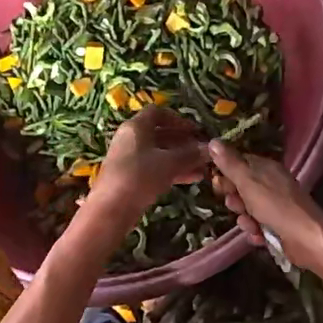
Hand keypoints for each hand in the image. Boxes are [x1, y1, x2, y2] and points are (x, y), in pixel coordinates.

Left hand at [90, 108, 205, 221]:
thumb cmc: (139, 176)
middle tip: (204, 151)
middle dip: (184, 142)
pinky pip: (156, 169)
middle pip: (160, 134)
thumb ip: (190, 154)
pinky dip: (173, 171)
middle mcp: (131, 139)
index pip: (157, 113)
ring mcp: (130, 160)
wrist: (111, 210)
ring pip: (160, 154)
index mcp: (136, 127)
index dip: (178, 120)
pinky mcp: (131, 178)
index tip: (195, 131)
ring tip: (204, 168)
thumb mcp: (169, 163)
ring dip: (182, 159)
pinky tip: (193, 179)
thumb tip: (210, 149)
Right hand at [207, 139, 322, 272]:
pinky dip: (256, 232)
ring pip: (249, 210)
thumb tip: (213, 141)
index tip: (215, 182)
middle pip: (243, 188)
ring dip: (245, 219)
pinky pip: (259, 226)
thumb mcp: (248, 182)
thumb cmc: (276, 206)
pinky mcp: (278, 226)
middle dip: (235, 199)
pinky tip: (259, 236)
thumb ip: (230, 163)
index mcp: (267, 168)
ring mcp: (276, 206)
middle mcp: (272, 184)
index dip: (226, 172)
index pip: (241, 162)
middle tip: (235, 204)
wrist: (306, 240)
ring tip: (250, 224)